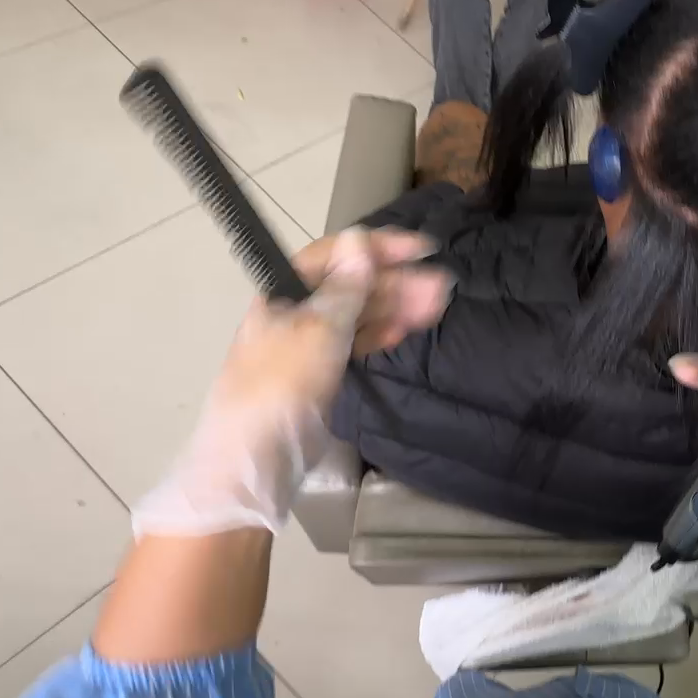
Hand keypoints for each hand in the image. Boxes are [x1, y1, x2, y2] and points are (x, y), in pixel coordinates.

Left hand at [131, 229, 453, 538]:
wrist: (257, 457)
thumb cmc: (282, 386)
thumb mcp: (317, 330)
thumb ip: (344, 288)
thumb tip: (359, 240)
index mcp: (284, 292)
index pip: (335, 256)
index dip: (377, 247)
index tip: (421, 250)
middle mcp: (297, 311)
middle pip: (353, 285)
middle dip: (397, 283)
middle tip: (441, 289)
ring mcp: (310, 341)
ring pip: (360, 314)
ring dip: (397, 307)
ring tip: (435, 308)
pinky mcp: (323, 370)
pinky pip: (357, 341)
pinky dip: (381, 333)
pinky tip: (405, 330)